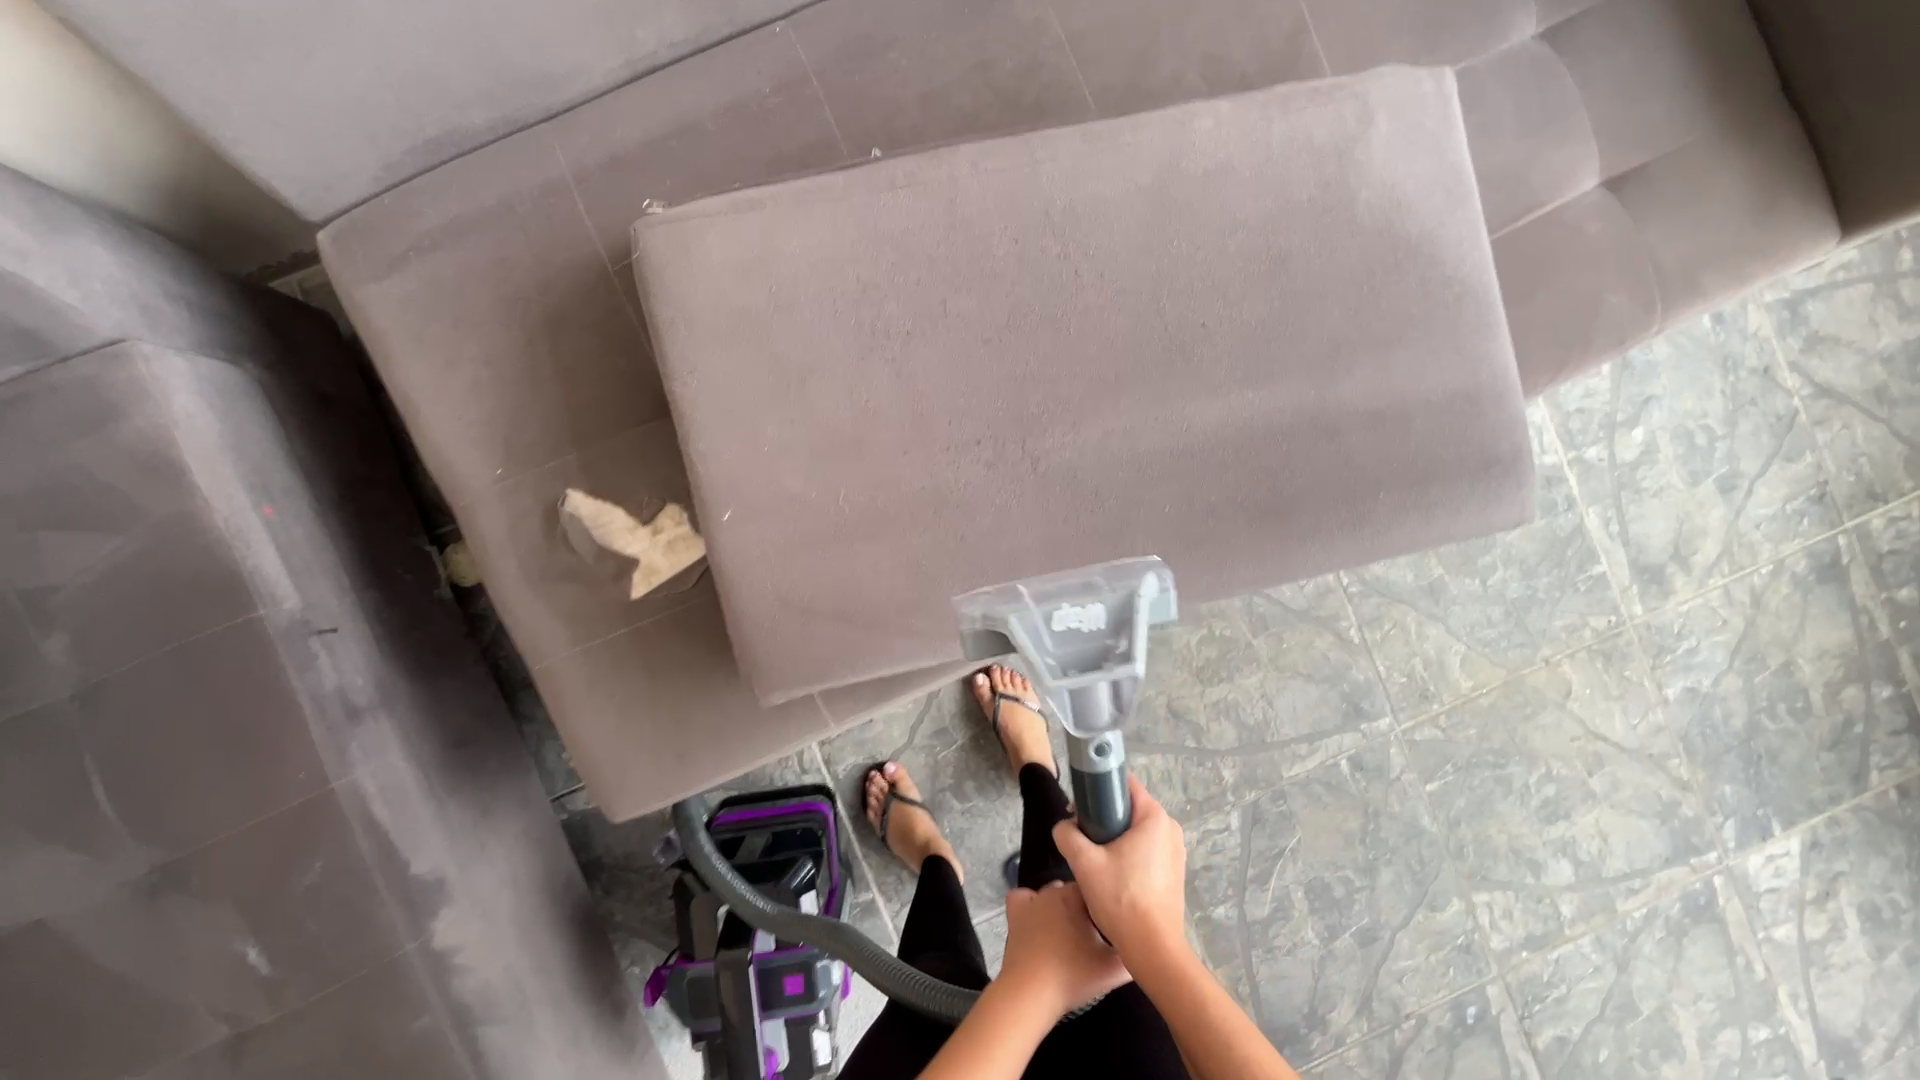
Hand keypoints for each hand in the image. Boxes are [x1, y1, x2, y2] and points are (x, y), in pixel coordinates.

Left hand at [997, 882, 1129, 1016]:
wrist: (1031, 993)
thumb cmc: (1073, 976)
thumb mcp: (1114, 969)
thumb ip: (1134, 954)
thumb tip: (1145, 945)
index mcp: (1076, 896)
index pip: (1097, 888)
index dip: (1106, 904)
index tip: (1112, 923)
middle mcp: (1053, 891)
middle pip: (1075, 891)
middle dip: (1085, 906)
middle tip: (1094, 932)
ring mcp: (1031, 901)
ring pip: (1051, 893)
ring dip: (1061, 906)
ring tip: (1069, 930)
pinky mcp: (1014, 914)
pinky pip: (1022, 897)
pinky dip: (1030, 903)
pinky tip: (1038, 917)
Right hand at [1052, 775, 1187, 963]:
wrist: (1152, 948)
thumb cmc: (1121, 899)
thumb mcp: (1084, 862)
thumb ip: (1067, 834)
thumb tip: (1064, 827)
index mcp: (1155, 818)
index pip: (1125, 784)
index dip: (1099, 790)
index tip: (1079, 809)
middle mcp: (1170, 829)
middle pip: (1130, 808)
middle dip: (1104, 817)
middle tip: (1081, 837)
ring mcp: (1175, 852)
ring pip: (1137, 831)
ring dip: (1114, 838)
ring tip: (1094, 860)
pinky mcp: (1174, 872)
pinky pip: (1146, 850)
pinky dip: (1128, 855)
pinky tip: (1112, 876)